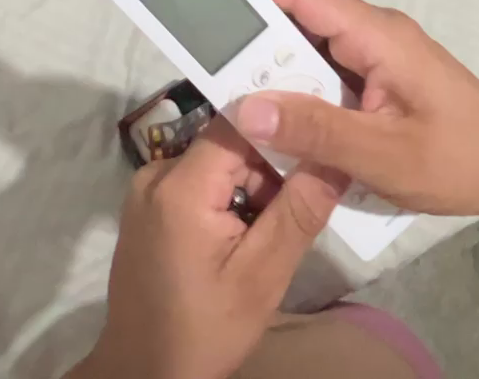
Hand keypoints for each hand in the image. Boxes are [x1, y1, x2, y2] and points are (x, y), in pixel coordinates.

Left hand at [71, 126, 344, 378]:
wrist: (142, 375)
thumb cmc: (203, 331)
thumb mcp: (262, 277)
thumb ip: (299, 211)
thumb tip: (336, 155)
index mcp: (180, 185)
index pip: (240, 124)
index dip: (281, 130)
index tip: (317, 145)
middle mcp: (156, 172)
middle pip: (228, 142)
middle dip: (267, 169)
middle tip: (293, 211)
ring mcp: (147, 187)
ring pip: (216, 160)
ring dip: (248, 185)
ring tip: (264, 233)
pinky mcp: (147, 204)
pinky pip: (197, 178)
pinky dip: (225, 195)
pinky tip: (239, 236)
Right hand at [234, 0, 478, 221]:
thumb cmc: (459, 161)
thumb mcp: (383, 155)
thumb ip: (315, 131)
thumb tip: (247, 107)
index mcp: (379, 35)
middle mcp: (376, 34)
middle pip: (305, 18)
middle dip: (256, 34)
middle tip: (207, 57)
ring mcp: (381, 56)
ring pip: (315, 46)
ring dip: (277, 65)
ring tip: (230, 87)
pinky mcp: (383, 79)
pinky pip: (331, 70)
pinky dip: (301, 86)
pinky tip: (277, 113)